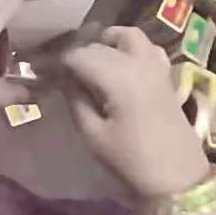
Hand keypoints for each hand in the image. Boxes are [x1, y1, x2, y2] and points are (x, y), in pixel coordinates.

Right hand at [58, 28, 212, 198]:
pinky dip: (128, 48)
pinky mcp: (165, 75)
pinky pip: (146, 47)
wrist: (178, 179)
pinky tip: (117, 64)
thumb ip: (76, 99)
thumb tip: (61, 78)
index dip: (54, 59)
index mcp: (119, 78)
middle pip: (98, 44)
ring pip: (127, 35)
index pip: (78, 55)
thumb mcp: (94, 135)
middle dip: (75, 52)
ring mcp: (156, 66)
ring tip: (88, 59)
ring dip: (105, 42)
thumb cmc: (132, 161)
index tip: (37, 68)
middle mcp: (138, 63)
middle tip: (56, 68)